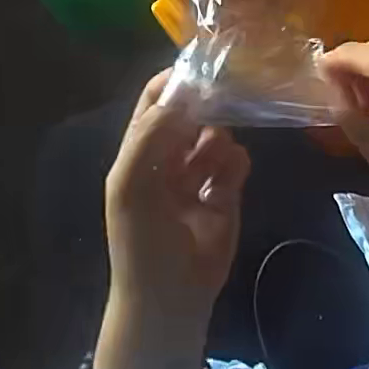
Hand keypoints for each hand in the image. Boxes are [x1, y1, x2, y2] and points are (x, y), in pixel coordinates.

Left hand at [95, 70, 249, 368]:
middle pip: (191, 112)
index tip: (201, 69)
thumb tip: (180, 94)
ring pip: (216, 134)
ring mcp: (199, 173)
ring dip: (218, 138)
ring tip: (214, 162)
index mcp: (139, 148)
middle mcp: (169, 154)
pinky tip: (227, 178)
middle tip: (225, 99)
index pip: (156, 100)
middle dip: (205, 105)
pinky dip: (234, 164)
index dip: (174, 83)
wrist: (169, 299)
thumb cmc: (140, 241)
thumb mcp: (132, 184)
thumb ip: (150, 136)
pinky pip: (236, 163)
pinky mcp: (226, 194)